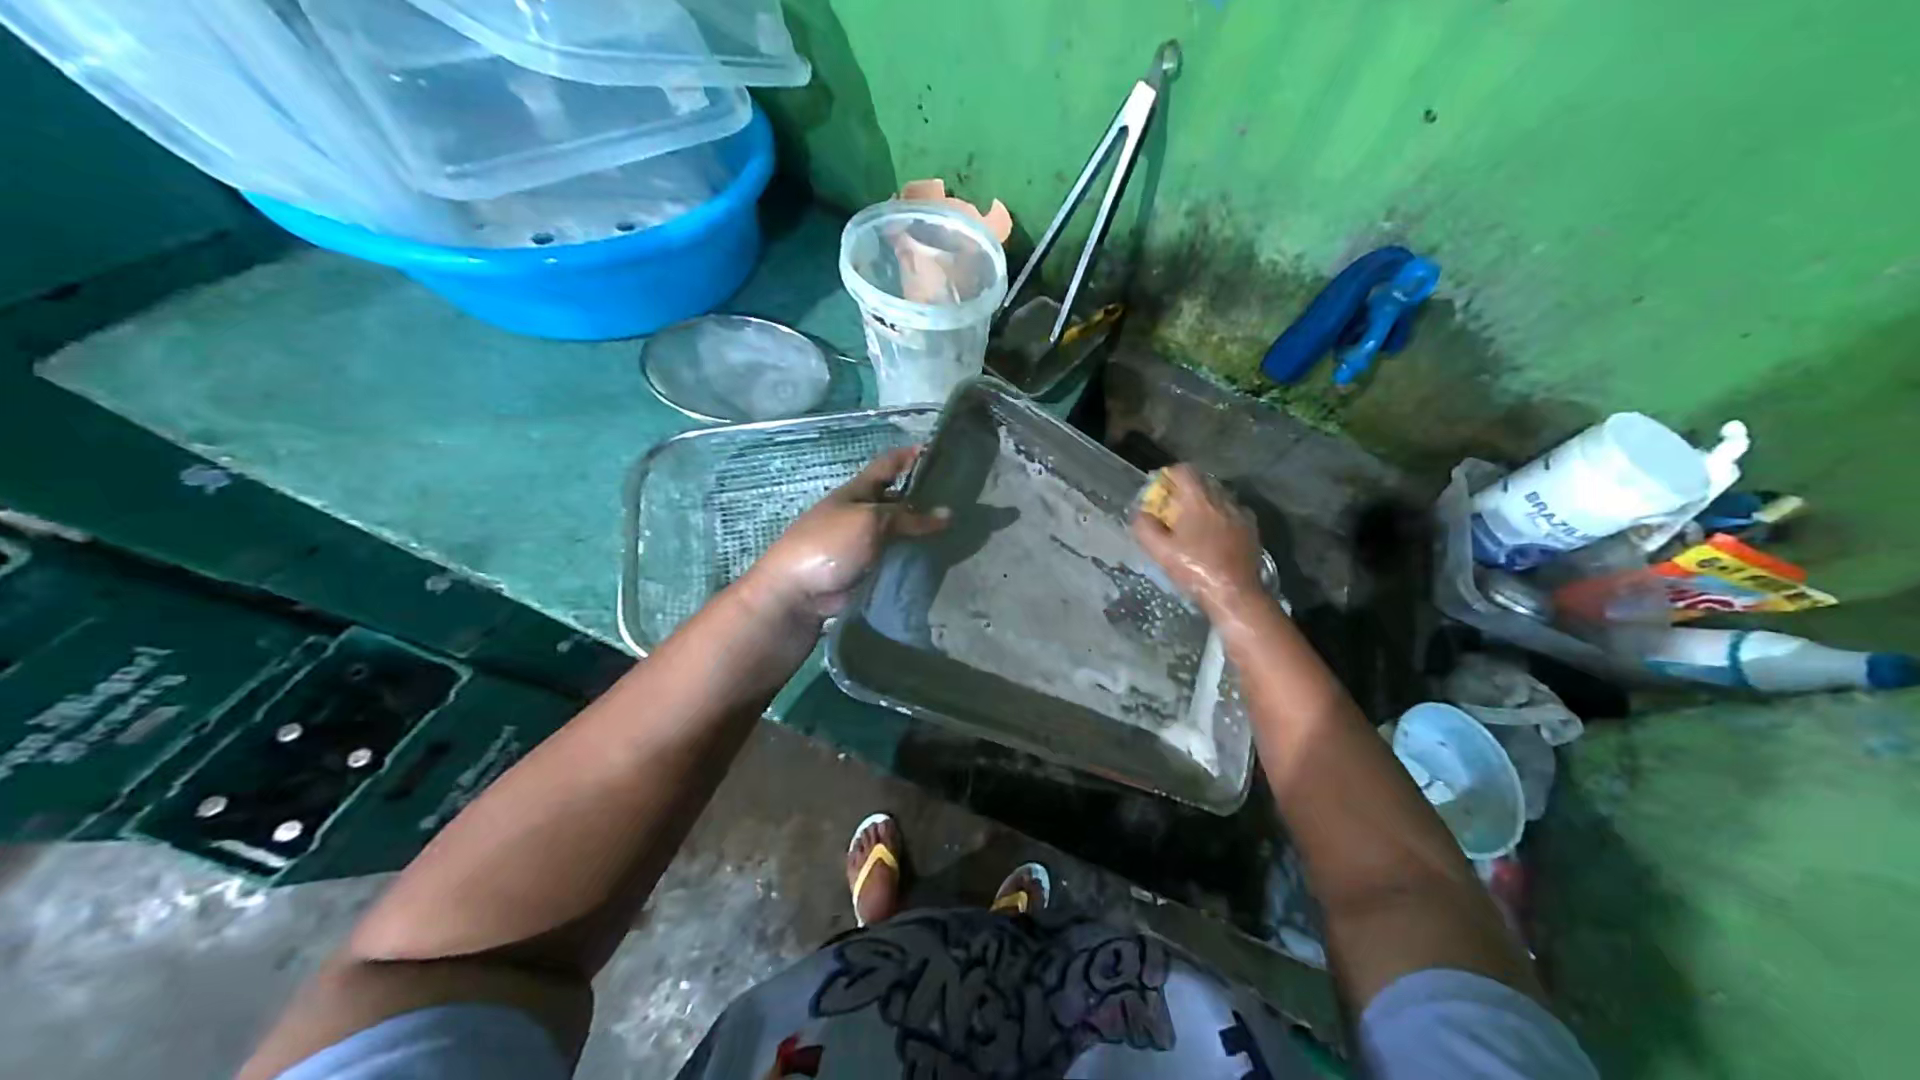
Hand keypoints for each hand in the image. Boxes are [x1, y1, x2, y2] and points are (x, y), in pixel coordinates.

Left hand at [742, 446, 949, 620]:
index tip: (938, 451)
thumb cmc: (830, 544)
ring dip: (923, 532)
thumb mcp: (870, 521)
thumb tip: (947, 514)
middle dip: (924, 497)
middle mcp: (861, 513)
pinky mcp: (868, 570)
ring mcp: (864, 544)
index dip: (909, 456)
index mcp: (857, 491)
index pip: (887, 465)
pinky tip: (940, 558)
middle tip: (962, 499)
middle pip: (897, 500)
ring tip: (960, 531)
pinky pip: (897, 559)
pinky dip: (915, 558)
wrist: (797, 592)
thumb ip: (908, 517)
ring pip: (900, 532)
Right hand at [1131, 464, 1266, 616]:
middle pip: (1201, 481)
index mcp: (1199, 499)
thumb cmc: (1194, 570)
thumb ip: (1144, 526)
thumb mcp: (1159, 551)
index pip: (1184, 470)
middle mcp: (1223, 499)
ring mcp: (1240, 513)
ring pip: (1218, 496)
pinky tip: (1212, 536)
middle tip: (1171, 510)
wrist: (1235, 594)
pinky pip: (1231, 511)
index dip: (1168, 476)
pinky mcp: (1251, 528)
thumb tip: (1140, 513)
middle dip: (1184, 491)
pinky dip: (1219, 516)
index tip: (1158, 493)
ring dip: (1203, 503)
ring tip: (1192, 525)